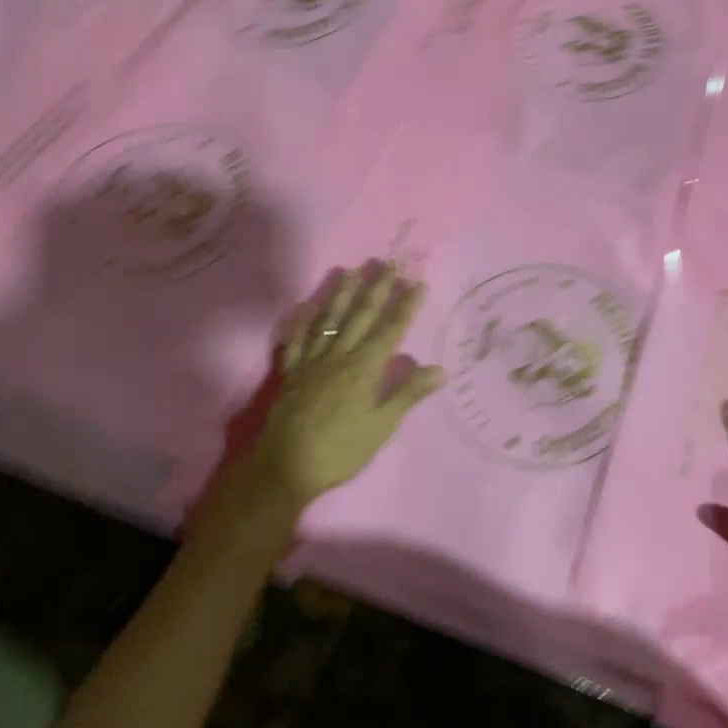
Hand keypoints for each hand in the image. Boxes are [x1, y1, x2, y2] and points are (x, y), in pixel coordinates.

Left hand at [192, 261, 441, 539]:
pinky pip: (298, 339)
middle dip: (377, 288)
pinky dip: (304, 320)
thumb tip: (441, 369)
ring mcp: (312, 361)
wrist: (286, 466)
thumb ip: (408, 394)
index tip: (417, 282)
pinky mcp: (291, 372)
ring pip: (330, 320)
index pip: (390, 329)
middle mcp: (339, 356)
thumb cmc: (341, 449)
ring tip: (352, 270)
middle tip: (388, 262)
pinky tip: (308, 305)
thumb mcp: (382, 426)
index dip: (405, 306)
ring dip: (343, 294)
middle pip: (361, 316)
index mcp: (364, 368)